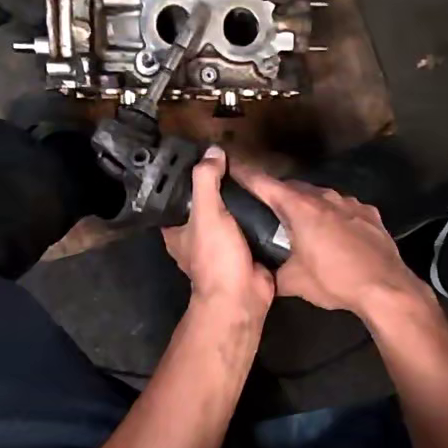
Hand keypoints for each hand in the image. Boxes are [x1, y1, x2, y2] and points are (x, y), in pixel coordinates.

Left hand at [163, 147, 274, 320]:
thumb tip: (213, 151)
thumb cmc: (215, 257)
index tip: (205, 156)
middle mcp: (197, 238)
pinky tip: (269, 199)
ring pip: (231, 216)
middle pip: (208, 204)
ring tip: (255, 176)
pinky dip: (259, 217)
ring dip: (242, 202)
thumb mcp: (207, 213)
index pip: (177, 197)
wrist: (242, 297)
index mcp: (177, 231)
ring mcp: (223, 247)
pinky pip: (252, 229)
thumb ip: (206, 180)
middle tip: (236, 163)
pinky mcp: (246, 253)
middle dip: (221, 187)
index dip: (187, 177)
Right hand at [228, 160, 433, 317]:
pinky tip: (336, 233)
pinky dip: (335, 216)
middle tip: (266, 207)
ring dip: (309, 205)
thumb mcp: (294, 282)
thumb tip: (261, 275)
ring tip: (302, 223)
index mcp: (301, 208)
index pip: (265, 184)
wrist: (385, 288)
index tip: (231, 165)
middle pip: (294, 188)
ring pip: (322, 197)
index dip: (246, 174)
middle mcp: (325, 198)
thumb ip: (273, 273)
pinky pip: (345, 209)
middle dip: (279, 194)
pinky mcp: (370, 214)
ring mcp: (351, 204)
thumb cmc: (334, 281)